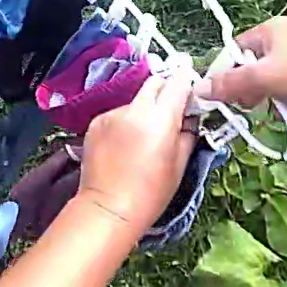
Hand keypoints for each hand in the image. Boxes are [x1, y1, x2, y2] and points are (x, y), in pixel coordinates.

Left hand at [77, 73, 195, 240]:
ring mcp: (112, 113)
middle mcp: (134, 109)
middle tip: (172, 107)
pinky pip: (117, 114)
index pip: (176, 84)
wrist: (108, 206)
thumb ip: (187, 134)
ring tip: (144, 137)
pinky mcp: (96, 121)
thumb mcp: (179, 165)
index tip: (190, 83)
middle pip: (153, 84)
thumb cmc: (151, 193)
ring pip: (135, 100)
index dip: (185, 80)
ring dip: (144, 109)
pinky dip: (124, 121)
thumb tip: (189, 118)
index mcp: (159, 119)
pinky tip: (124, 143)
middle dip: (165, 90)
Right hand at [197, 16, 286, 123]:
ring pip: (278, 73)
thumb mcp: (264, 80)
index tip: (228, 100)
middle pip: (255, 61)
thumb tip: (199, 89)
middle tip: (252, 107)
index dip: (226, 75)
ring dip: (272, 92)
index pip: (233, 49)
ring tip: (279, 109)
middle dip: (249, 86)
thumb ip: (229, 84)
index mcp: (271, 27)